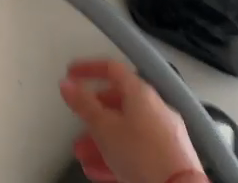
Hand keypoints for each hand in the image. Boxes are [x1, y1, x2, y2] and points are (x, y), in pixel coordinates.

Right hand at [60, 59, 204, 182]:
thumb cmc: (143, 155)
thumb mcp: (103, 127)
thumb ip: (83, 104)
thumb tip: (67, 85)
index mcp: (141, 92)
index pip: (111, 69)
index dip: (89, 69)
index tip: (72, 73)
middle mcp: (156, 108)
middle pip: (118, 103)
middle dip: (93, 116)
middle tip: (78, 124)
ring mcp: (165, 134)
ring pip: (126, 130)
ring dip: (101, 140)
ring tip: (84, 156)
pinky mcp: (170, 158)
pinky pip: (138, 150)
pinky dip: (118, 155)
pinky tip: (100, 170)